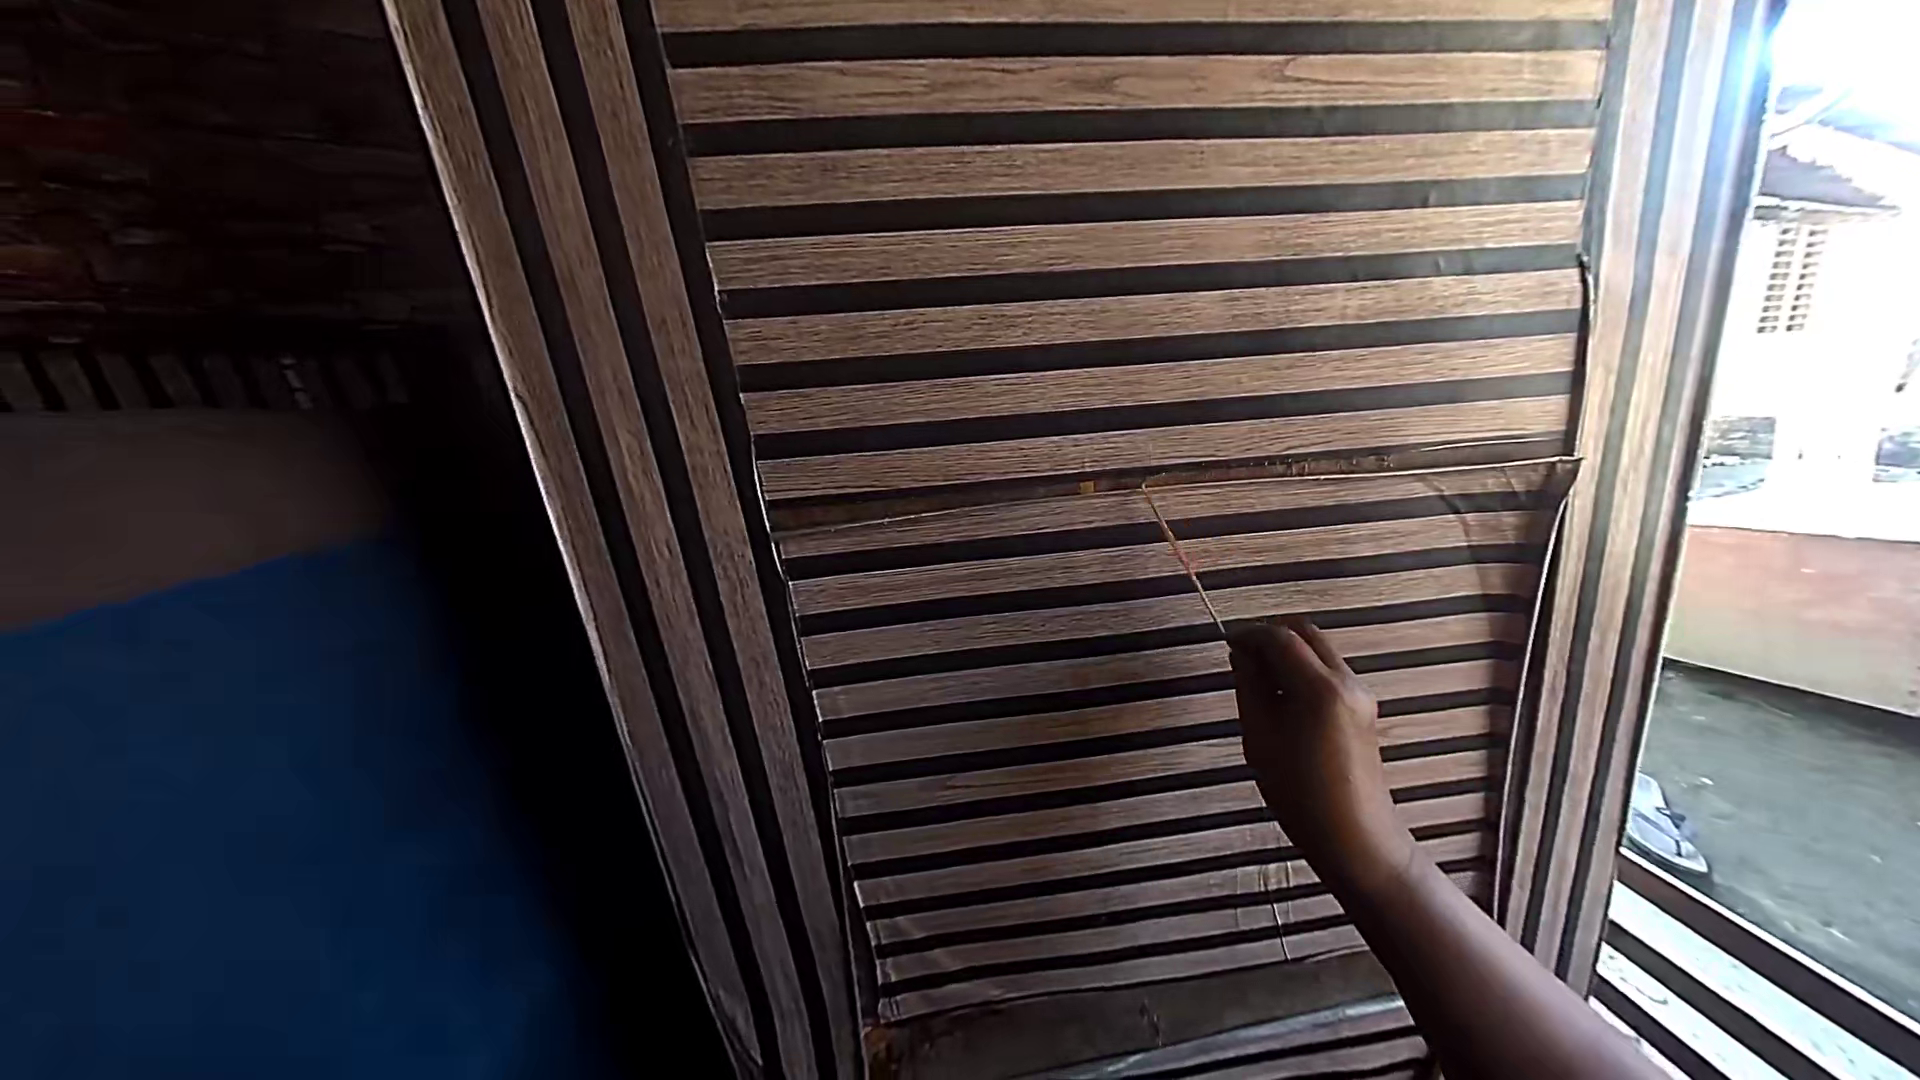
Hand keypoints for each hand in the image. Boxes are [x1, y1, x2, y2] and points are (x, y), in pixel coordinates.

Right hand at [1229, 618, 1414, 890]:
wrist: (1355, 838)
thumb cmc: (1299, 792)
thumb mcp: (1259, 736)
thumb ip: (1250, 686)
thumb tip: (1241, 653)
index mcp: (1320, 688)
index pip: (1280, 637)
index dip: (1249, 634)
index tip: (1226, 643)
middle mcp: (1347, 682)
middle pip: (1305, 631)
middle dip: (1271, 635)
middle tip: (1242, 657)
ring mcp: (1360, 694)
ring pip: (1317, 648)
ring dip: (1286, 651)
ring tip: (1259, 682)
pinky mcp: (1363, 707)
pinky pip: (1327, 669)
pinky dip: (1301, 668)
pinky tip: (1282, 698)